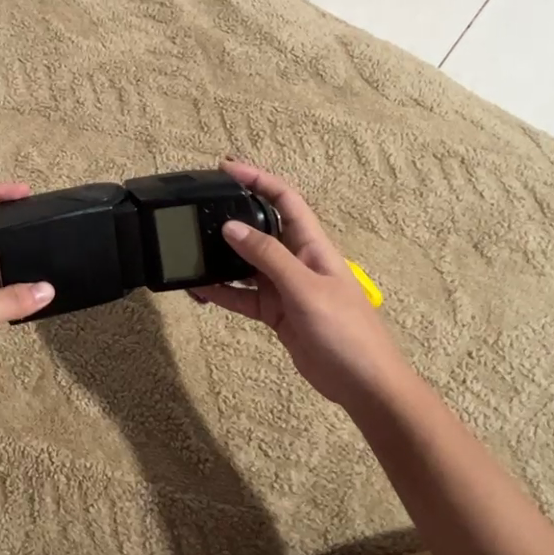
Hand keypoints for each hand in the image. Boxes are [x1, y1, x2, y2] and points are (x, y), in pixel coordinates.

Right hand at [191, 159, 411, 408]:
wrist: (365, 386)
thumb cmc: (347, 332)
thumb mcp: (305, 289)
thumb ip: (267, 257)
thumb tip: (229, 228)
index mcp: (312, 245)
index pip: (284, 200)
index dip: (258, 179)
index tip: (226, 168)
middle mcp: (296, 260)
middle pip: (259, 227)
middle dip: (230, 214)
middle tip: (196, 207)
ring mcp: (284, 287)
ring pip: (244, 263)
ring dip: (219, 257)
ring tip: (188, 250)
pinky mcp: (274, 312)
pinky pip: (241, 294)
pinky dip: (220, 290)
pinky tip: (197, 289)